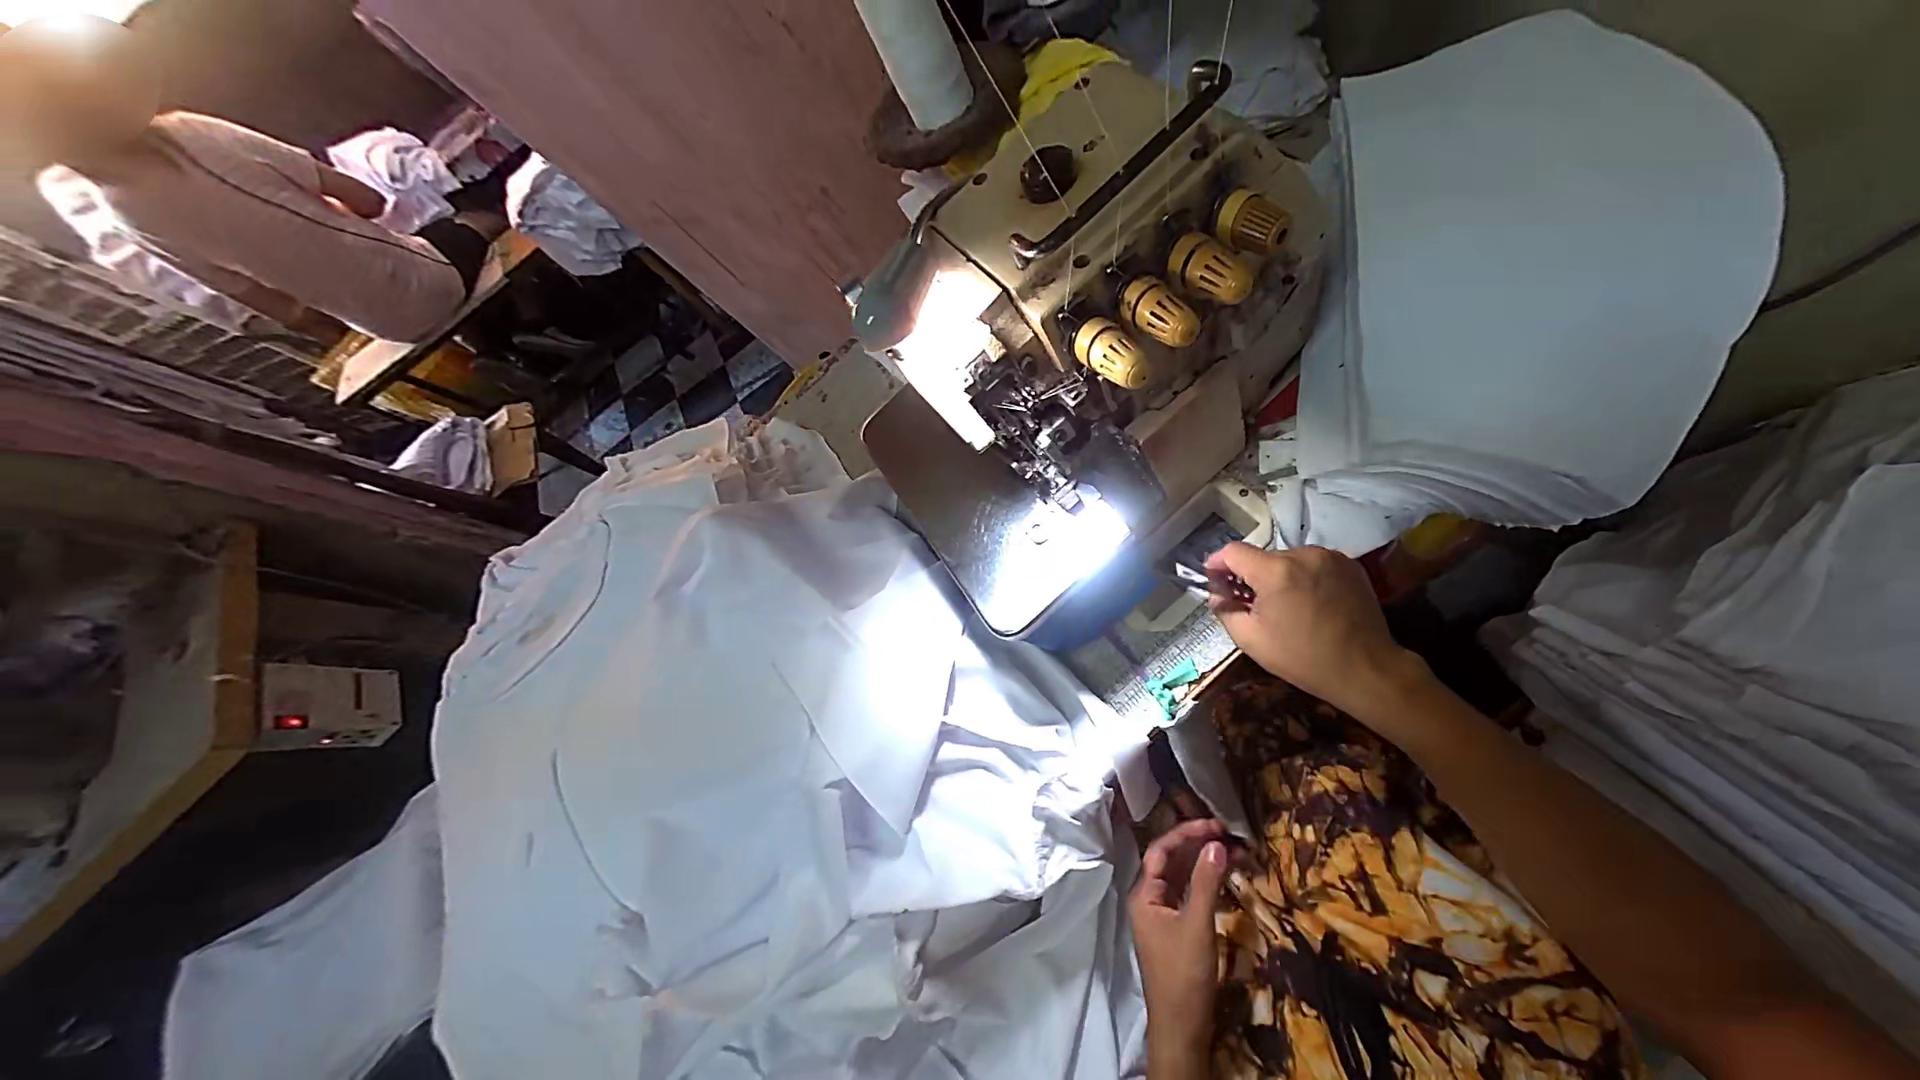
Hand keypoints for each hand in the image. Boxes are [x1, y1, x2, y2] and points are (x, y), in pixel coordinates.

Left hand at [1129, 819, 1227, 1071]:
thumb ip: (1206, 882)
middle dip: (1196, 845)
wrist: (1181, 1026)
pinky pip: (1187, 894)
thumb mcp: (1197, 924)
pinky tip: (1223, 876)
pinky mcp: (1174, 927)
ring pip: (1180, 877)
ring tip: (1230, 849)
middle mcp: (1147, 898)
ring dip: (1202, 862)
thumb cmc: (1183, 974)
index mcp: (1142, 893)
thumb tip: (1216, 844)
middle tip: (1226, 834)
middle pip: (1169, 860)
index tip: (1213, 824)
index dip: (1185, 833)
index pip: (1160, 850)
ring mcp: (1160, 913)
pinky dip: (1204, 882)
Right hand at [1204, 543, 1425, 721]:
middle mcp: (1303, 555)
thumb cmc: (1303, 658)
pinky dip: (1304, 577)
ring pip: (1288, 559)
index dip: (1218, 563)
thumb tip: (1217, 594)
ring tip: (1286, 605)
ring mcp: (1330, 557)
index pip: (1233, 551)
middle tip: (1253, 604)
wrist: (1366, 669)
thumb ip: (1226, 610)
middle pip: (1262, 557)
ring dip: (1279, 576)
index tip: (1213, 579)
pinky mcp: (1349, 565)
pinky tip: (1310, 601)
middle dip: (1252, 576)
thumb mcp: (1251, 640)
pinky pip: (1312, 564)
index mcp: (1275, 571)